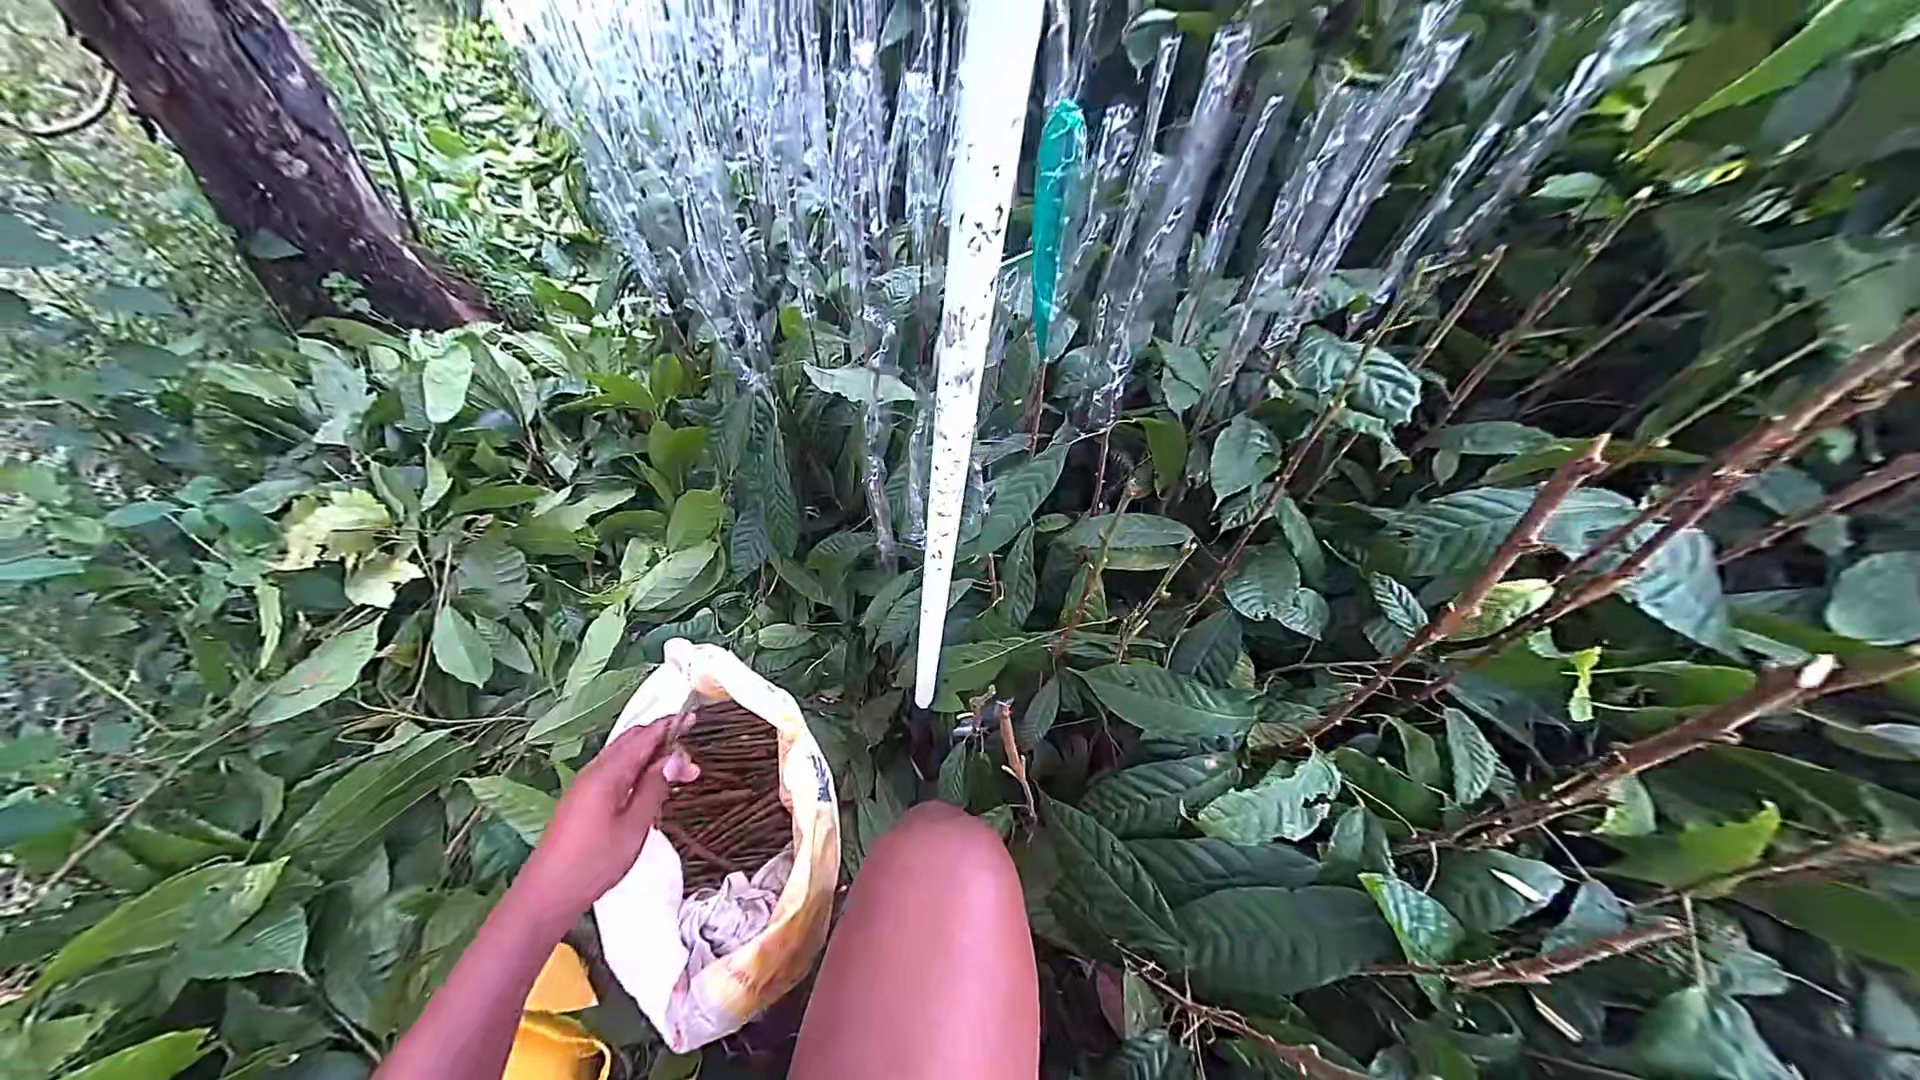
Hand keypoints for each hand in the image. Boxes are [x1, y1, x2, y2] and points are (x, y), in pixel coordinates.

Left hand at [514, 721, 700, 921]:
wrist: (545, 896)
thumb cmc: (594, 862)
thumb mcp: (635, 825)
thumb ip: (655, 786)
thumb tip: (674, 757)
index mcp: (608, 773)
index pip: (644, 736)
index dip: (670, 725)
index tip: (694, 720)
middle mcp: (594, 771)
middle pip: (632, 739)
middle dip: (662, 740)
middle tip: (689, 759)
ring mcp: (585, 784)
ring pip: (623, 755)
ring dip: (651, 756)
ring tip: (677, 774)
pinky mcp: (582, 798)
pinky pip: (615, 770)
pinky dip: (637, 769)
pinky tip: (650, 786)